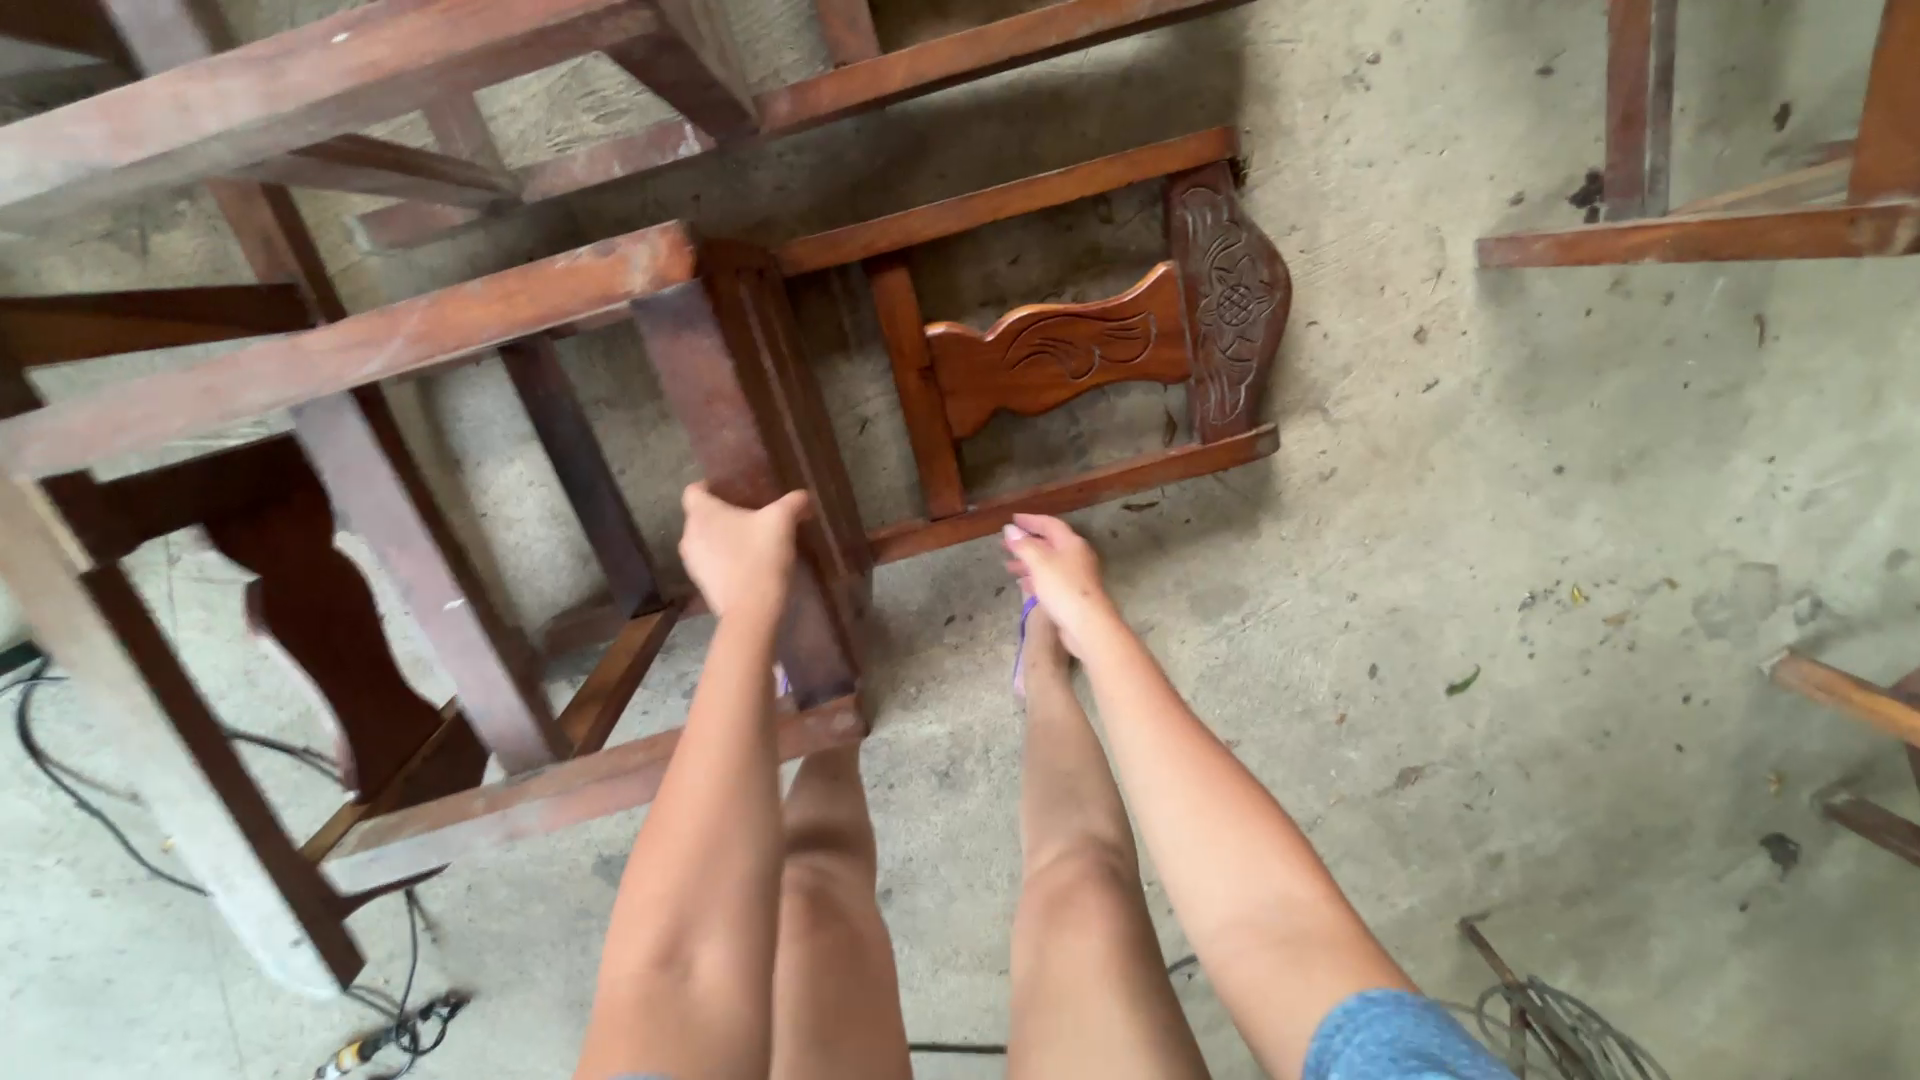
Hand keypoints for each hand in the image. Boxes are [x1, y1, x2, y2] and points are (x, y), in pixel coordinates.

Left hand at [679, 483, 810, 620]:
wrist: (752, 611)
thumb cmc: (761, 557)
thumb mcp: (783, 522)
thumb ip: (793, 503)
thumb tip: (803, 497)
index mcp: (702, 513)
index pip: (694, 489)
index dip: (711, 486)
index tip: (733, 491)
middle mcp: (689, 535)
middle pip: (701, 515)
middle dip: (723, 513)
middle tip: (751, 514)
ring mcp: (692, 562)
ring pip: (705, 540)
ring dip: (723, 538)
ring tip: (751, 540)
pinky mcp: (701, 584)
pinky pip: (710, 561)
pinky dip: (724, 559)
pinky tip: (748, 564)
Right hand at [1001, 513, 1119, 656]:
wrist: (1087, 624)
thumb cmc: (1063, 588)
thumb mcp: (1039, 562)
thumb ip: (1023, 545)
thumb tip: (1010, 529)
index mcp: (1071, 543)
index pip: (1049, 524)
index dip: (1030, 520)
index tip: (1013, 520)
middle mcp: (1076, 556)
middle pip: (1049, 544)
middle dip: (1026, 543)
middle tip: (1005, 544)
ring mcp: (1075, 576)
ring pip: (1048, 563)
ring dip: (1028, 562)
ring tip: (1008, 566)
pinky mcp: (1072, 594)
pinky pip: (1050, 580)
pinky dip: (1035, 578)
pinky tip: (1022, 584)